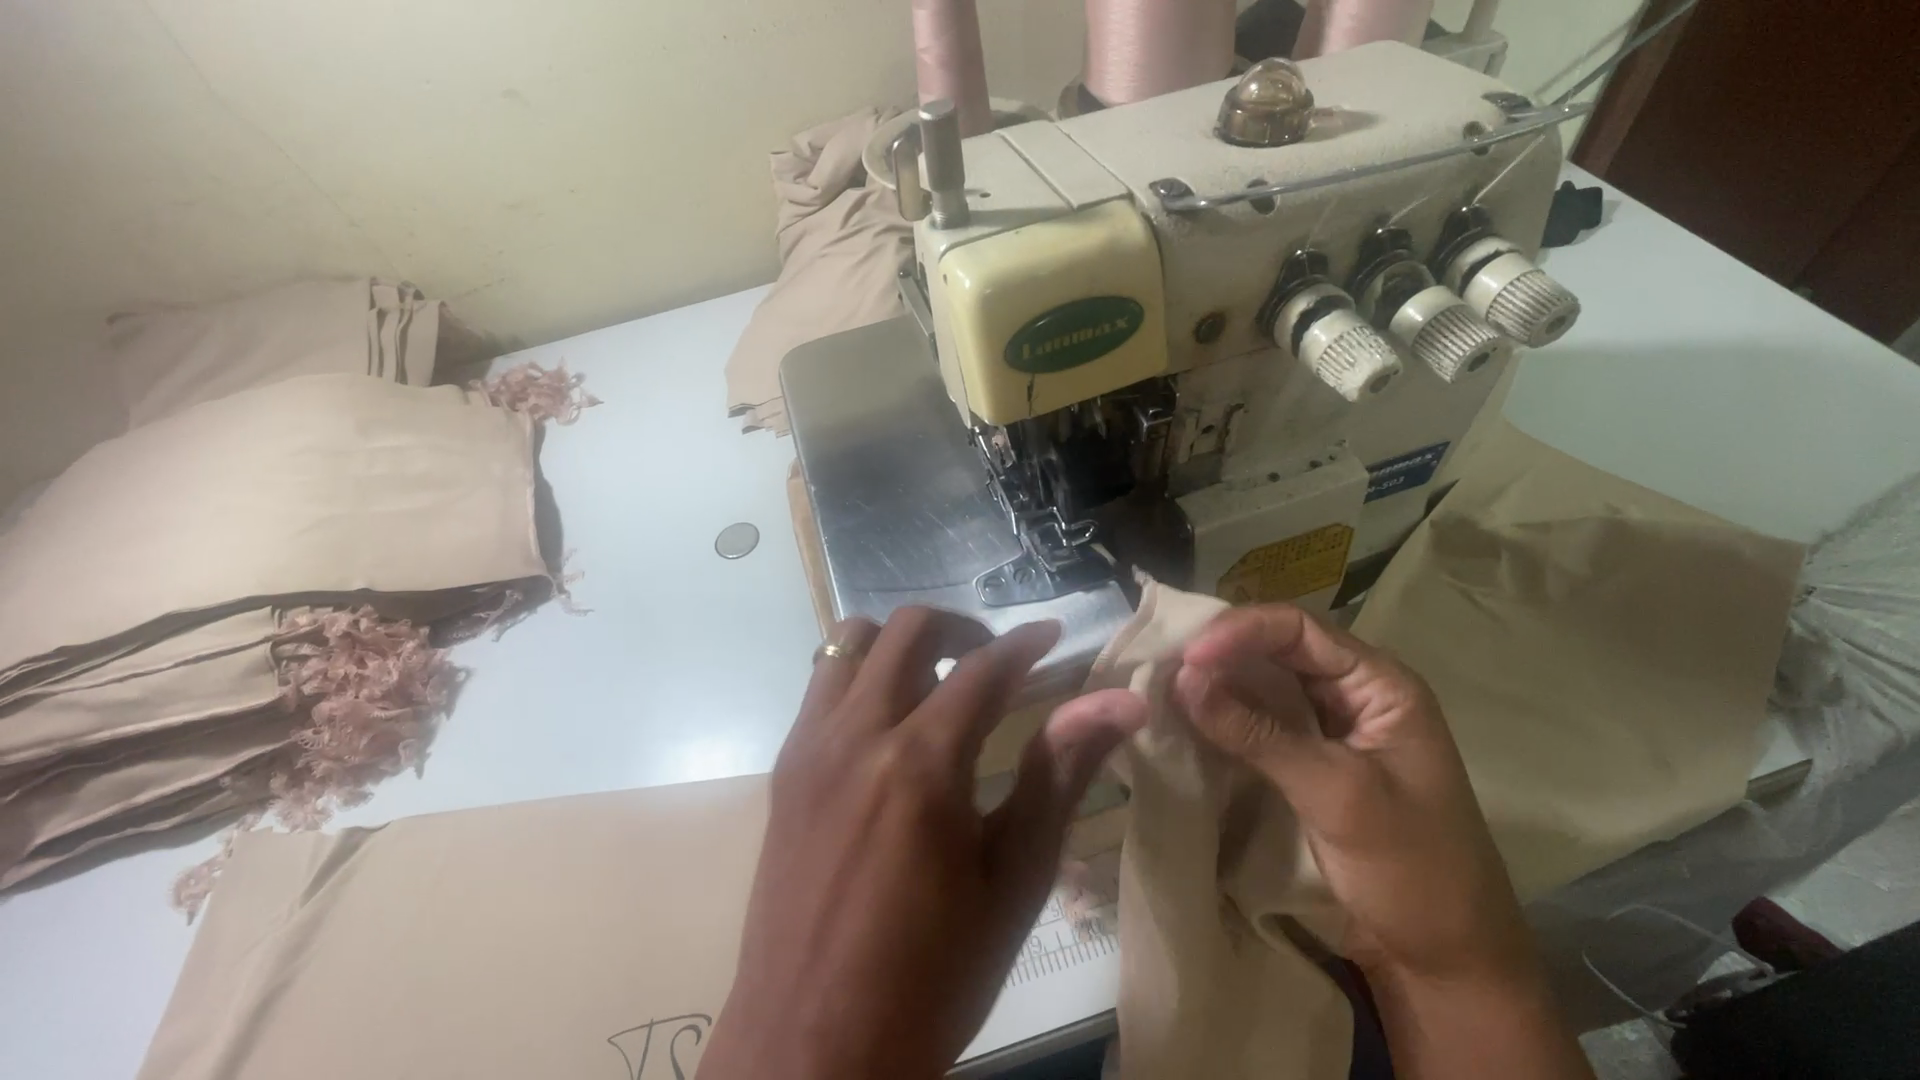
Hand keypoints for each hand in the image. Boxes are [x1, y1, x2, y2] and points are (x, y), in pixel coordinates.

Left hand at [701, 608, 1147, 1079]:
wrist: (813, 1042)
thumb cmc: (932, 975)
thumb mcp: (1014, 880)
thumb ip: (1061, 774)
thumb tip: (1122, 702)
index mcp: (921, 765)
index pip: (984, 668)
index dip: (1026, 644)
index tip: (1053, 636)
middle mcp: (857, 735)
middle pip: (909, 630)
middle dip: (963, 628)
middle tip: (998, 662)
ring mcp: (810, 748)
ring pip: (851, 643)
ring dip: (901, 643)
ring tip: (938, 682)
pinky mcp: (784, 770)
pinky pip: (820, 685)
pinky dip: (860, 674)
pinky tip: (889, 724)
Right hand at [1175, 604, 1594, 1079]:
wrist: (1445, 956)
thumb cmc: (1411, 868)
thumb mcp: (1337, 794)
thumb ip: (1259, 734)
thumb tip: (1183, 679)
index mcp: (1381, 685)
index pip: (1300, 630)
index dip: (1241, 632)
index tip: (1188, 656)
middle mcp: (1354, 694)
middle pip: (1278, 650)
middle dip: (1221, 652)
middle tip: (1162, 667)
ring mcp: (1330, 729)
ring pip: (1264, 686)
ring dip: (1217, 684)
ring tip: (1162, 687)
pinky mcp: (1308, 763)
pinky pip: (1259, 724)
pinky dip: (1223, 719)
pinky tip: (1186, 721)